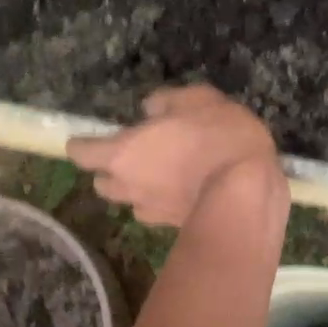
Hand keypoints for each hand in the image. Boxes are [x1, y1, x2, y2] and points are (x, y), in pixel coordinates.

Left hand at [67, 85, 288, 227]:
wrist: (249, 191)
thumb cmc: (220, 138)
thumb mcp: (203, 100)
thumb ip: (169, 100)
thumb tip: (150, 109)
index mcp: (122, 151)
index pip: (79, 152)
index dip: (87, 144)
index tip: (104, 137)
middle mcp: (126, 184)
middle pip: (102, 181)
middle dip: (114, 171)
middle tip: (140, 157)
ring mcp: (150, 209)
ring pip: (130, 201)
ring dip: (139, 191)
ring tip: (167, 179)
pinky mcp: (174, 226)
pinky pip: (158, 214)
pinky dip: (165, 205)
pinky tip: (187, 195)